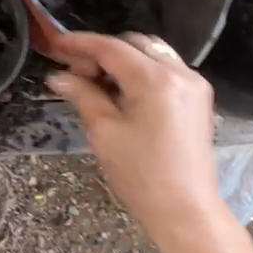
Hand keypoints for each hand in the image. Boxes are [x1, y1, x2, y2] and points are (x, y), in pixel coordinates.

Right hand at [47, 32, 226, 246]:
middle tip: (75, 74)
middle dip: (101, 53)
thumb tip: (58, 77)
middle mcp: (180, 73)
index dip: (79, 43)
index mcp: (155, 80)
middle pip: (133, 45)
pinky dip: (140, 72)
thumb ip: (82, 96)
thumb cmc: (140, 173)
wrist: (185, 209)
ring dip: (122, 61)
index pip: (111, 48)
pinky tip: (121, 93)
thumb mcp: (104, 132)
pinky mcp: (197, 99)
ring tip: (96, 84)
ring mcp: (193, 85)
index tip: (54, 44)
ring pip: (151, 54)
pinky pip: (165, 70)